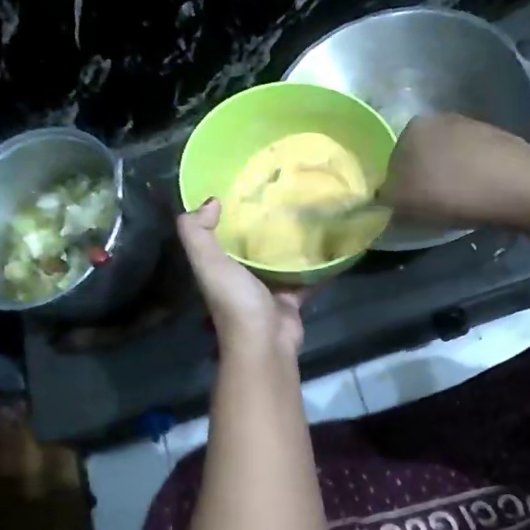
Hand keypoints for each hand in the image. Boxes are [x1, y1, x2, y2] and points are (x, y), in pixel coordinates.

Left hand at [178, 199, 306, 357]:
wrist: (266, 344)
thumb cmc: (236, 302)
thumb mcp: (209, 263)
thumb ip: (198, 231)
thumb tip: (211, 201)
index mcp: (218, 267)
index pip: (218, 235)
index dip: (225, 212)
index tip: (242, 186)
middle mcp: (241, 278)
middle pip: (250, 246)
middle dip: (261, 225)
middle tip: (281, 194)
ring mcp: (268, 291)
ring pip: (279, 261)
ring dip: (291, 244)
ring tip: (307, 214)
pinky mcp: (291, 301)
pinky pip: (306, 279)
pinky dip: (318, 268)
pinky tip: (331, 247)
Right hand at [379, 113, 529, 228]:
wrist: (522, 186)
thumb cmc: (455, 192)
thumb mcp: (405, 203)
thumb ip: (383, 201)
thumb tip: (377, 201)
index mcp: (411, 127)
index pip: (390, 160)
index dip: (393, 188)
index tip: (403, 210)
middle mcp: (439, 118)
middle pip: (419, 158)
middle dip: (421, 182)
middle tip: (428, 212)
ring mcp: (472, 126)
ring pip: (447, 161)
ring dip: (447, 182)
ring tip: (456, 207)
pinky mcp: (499, 141)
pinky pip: (473, 165)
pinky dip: (471, 181)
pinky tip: (478, 199)